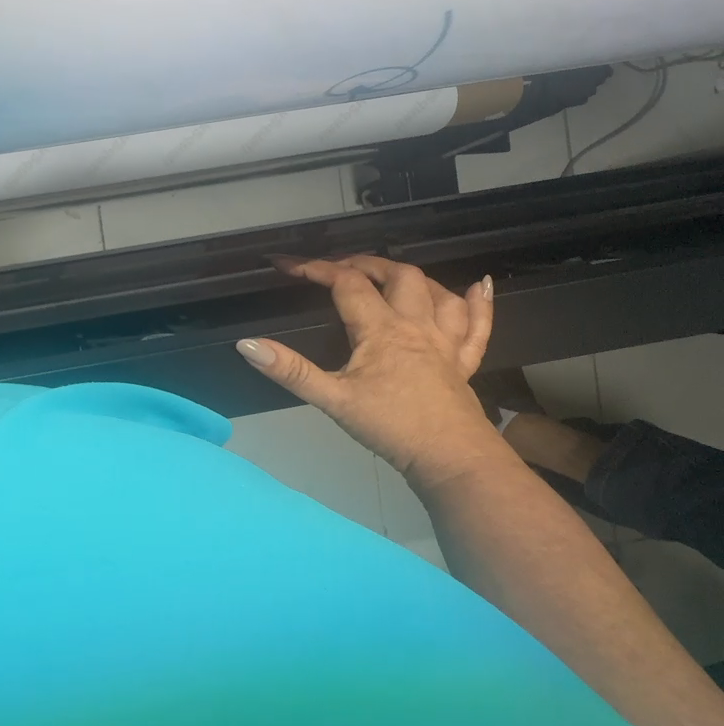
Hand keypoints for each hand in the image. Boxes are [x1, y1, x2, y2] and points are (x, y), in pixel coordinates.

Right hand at [236, 255, 504, 488]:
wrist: (455, 462)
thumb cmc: (391, 427)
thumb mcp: (331, 399)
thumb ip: (289, 370)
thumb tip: (245, 344)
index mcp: (382, 331)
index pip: (346, 284)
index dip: (314, 268)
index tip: (285, 264)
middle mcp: (417, 327)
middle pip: (398, 276)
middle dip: (364, 264)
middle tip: (336, 267)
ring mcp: (447, 344)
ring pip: (437, 294)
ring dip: (411, 278)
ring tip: (388, 275)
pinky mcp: (465, 363)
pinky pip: (479, 326)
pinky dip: (480, 302)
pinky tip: (480, 285)